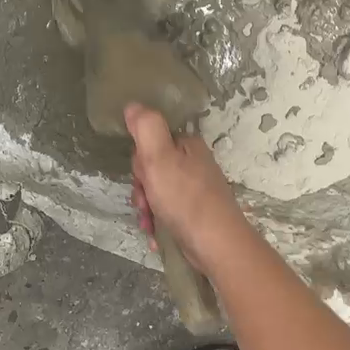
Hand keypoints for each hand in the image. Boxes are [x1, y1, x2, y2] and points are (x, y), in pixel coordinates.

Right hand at [126, 103, 254, 271]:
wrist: (216, 244)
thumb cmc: (186, 200)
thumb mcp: (159, 158)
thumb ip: (146, 128)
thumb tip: (132, 104)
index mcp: (187, 146)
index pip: (150, 144)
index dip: (139, 164)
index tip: (142, 179)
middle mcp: (193, 164)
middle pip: (151, 171)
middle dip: (142, 191)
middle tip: (146, 204)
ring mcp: (195, 190)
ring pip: (156, 194)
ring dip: (147, 211)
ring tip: (150, 225)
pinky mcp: (194, 213)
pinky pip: (166, 213)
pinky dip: (158, 225)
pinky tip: (157, 237)